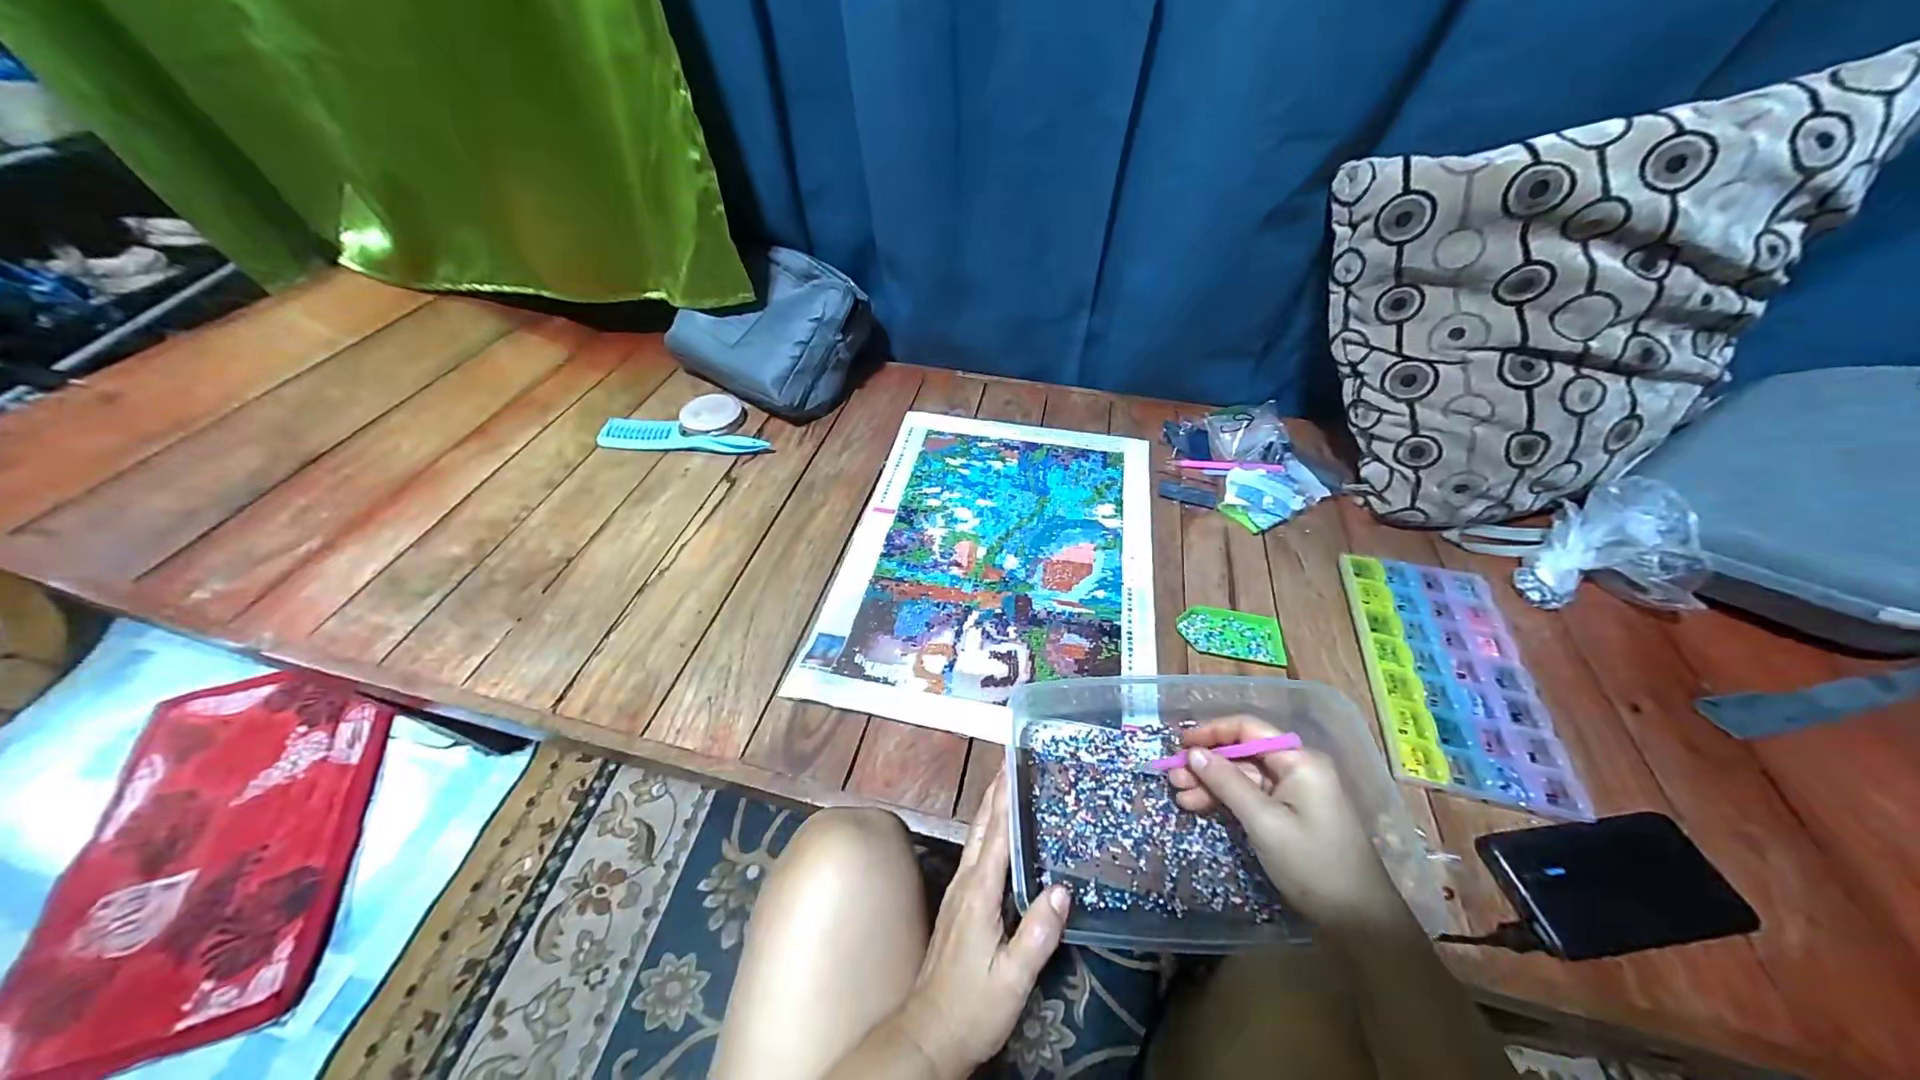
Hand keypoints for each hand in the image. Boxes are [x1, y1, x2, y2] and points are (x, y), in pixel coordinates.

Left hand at [896, 770, 1070, 1078]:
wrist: (928, 1033)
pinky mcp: (958, 904)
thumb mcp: (1012, 979)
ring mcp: (958, 892)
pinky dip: (989, 830)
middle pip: (982, 826)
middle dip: (996, 791)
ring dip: (990, 806)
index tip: (1016, 765)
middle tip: (1013, 760)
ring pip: (976, 837)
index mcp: (978, 894)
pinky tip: (999, 832)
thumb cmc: (972, 1008)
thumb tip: (1062, 889)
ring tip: (1007, 782)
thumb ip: (1036, 935)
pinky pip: (976, 853)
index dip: (1006, 798)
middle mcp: (965, 884)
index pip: (996, 835)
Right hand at [1166, 716, 1406, 929]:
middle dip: (1206, 763)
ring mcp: (1294, 791)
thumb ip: (1227, 782)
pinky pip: (1250, 795)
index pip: (1247, 730)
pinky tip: (1198, 806)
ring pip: (1242, 776)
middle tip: (1172, 777)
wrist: (1359, 919)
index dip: (1211, 732)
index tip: (1179, 744)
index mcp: (1299, 760)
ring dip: (1210, 783)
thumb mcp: (1263, 821)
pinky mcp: (1289, 813)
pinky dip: (1224, 800)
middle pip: (1242, 753)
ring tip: (1179, 796)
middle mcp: (1297, 768)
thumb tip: (1193, 753)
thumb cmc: (1312, 863)